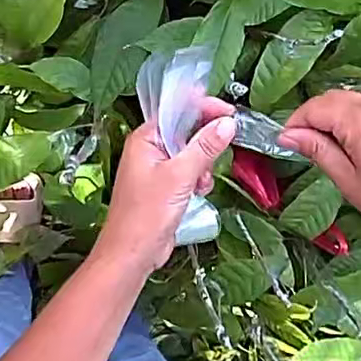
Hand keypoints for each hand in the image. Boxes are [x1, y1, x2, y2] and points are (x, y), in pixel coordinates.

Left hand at [98, 97, 237, 273]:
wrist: (132, 253)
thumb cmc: (146, 214)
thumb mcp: (180, 176)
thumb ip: (204, 147)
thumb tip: (226, 123)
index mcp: (145, 138)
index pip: (177, 110)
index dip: (203, 107)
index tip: (229, 112)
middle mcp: (148, 149)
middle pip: (186, 130)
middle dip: (204, 143)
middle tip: (217, 154)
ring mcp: (156, 167)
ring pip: (190, 152)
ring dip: (202, 165)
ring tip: (200, 182)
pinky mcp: (164, 185)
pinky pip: (187, 171)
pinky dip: (197, 178)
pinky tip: (198, 191)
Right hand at [276, 91, 360, 272]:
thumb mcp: (349, 182)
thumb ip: (317, 150)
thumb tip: (289, 135)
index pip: (316, 106)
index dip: (296, 122)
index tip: (287, 140)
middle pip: (337, 99)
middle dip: (317, 118)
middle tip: (309, 146)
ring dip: (343, 119)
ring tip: (343, 152)